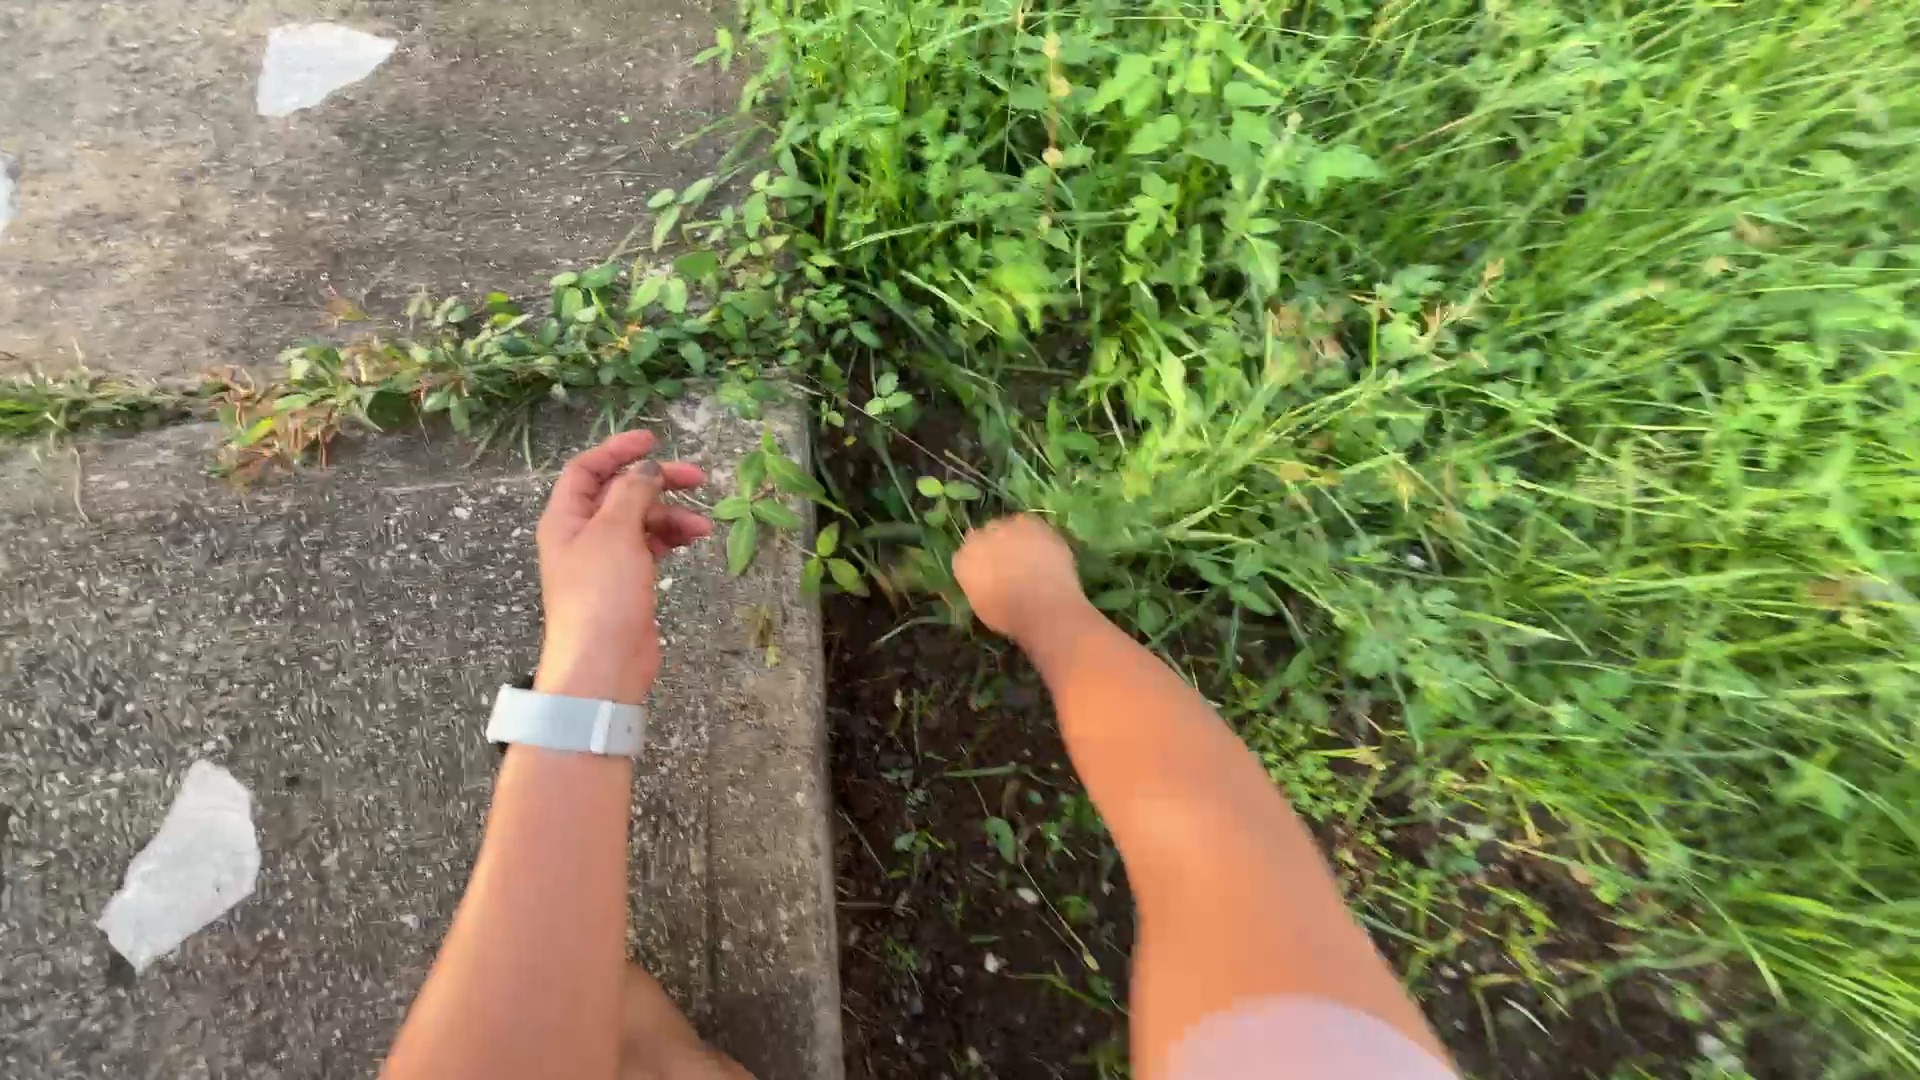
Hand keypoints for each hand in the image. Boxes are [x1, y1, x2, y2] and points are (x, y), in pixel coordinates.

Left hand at [533, 431, 709, 703]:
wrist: (604, 661)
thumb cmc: (602, 594)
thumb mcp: (615, 534)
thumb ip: (632, 493)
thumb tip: (647, 469)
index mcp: (566, 519)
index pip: (588, 470)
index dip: (617, 450)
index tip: (653, 439)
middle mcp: (583, 534)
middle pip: (620, 493)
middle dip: (657, 483)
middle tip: (697, 477)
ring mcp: (606, 559)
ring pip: (641, 520)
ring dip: (671, 515)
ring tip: (703, 525)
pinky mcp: (628, 580)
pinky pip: (651, 545)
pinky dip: (671, 538)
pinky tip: (692, 540)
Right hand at [953, 514, 1090, 643]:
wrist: (1044, 607)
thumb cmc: (1010, 617)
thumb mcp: (981, 606)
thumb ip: (977, 584)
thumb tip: (986, 579)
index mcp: (963, 560)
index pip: (965, 555)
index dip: (979, 563)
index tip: (990, 574)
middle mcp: (979, 537)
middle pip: (984, 535)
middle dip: (995, 546)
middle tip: (1010, 563)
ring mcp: (1006, 527)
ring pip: (1008, 526)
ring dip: (1015, 537)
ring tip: (1030, 555)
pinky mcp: (1031, 522)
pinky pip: (1030, 523)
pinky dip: (1035, 534)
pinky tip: (1044, 549)